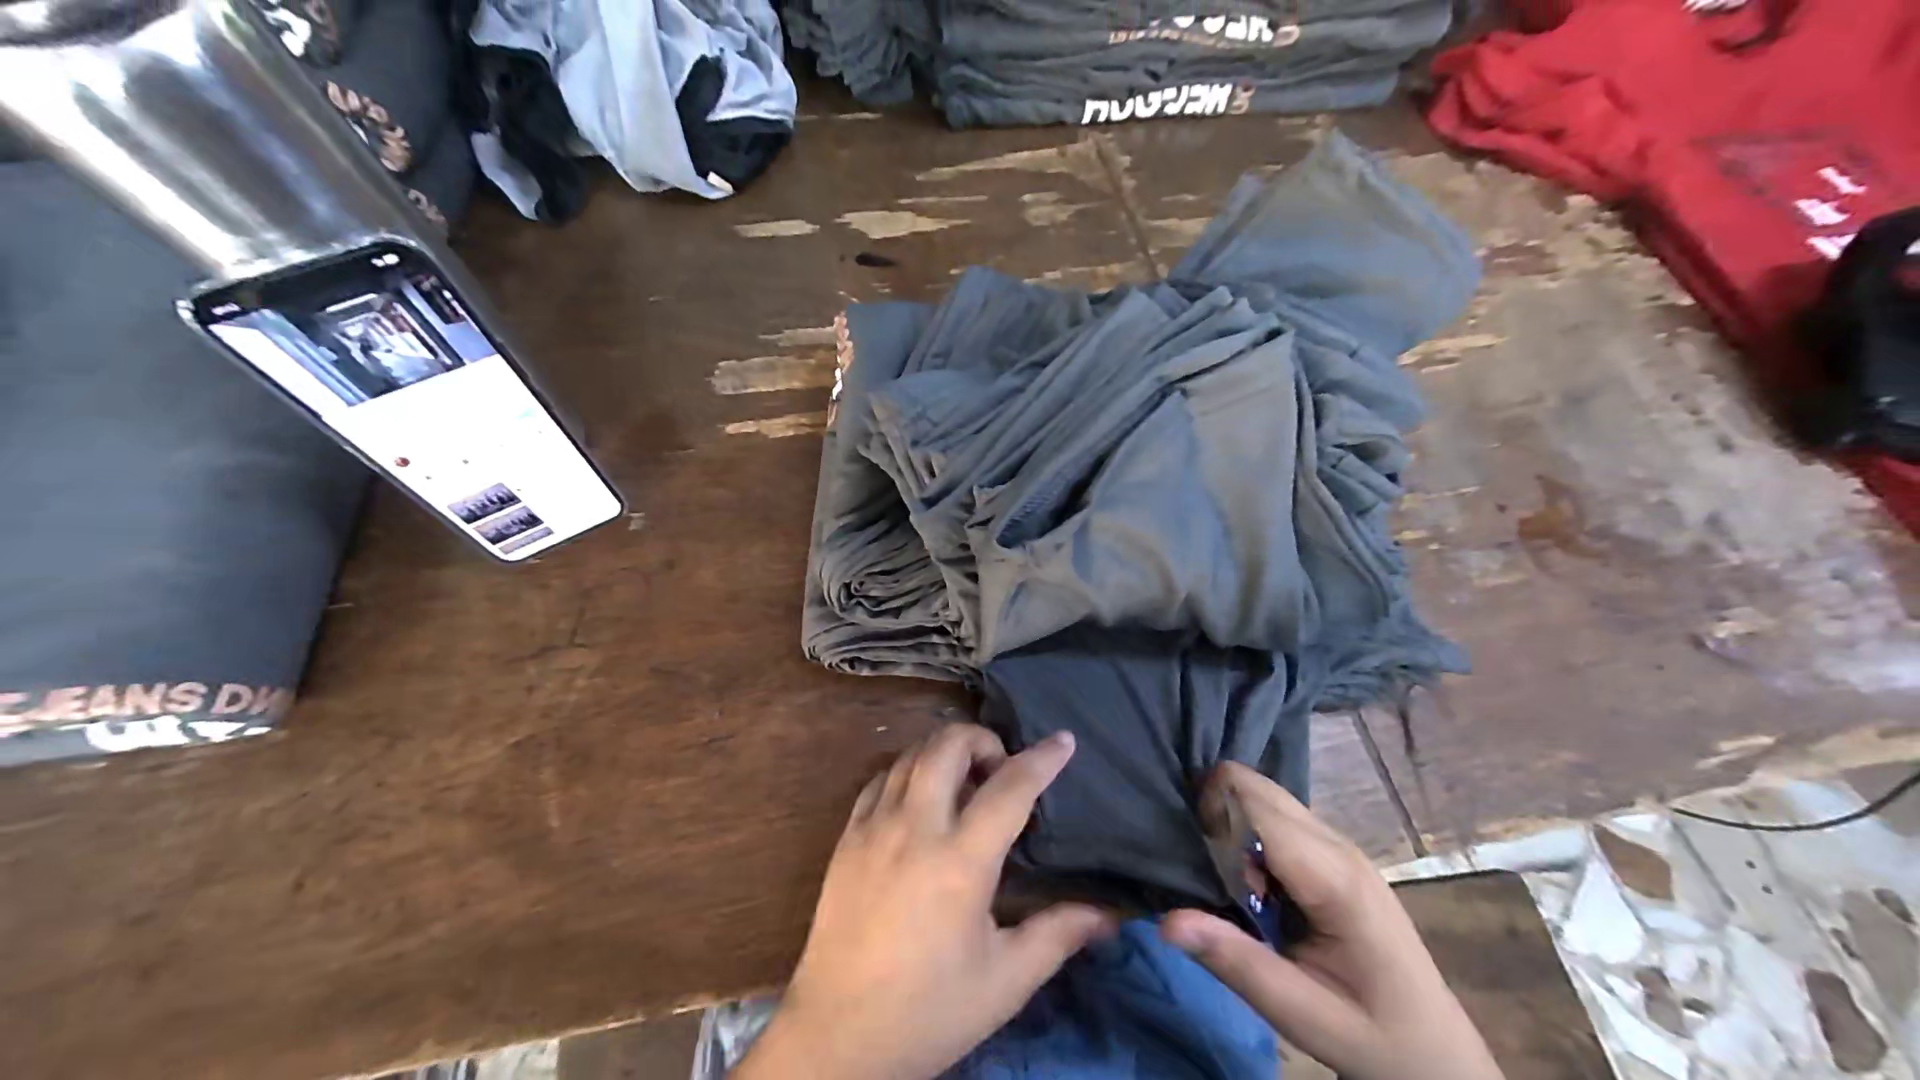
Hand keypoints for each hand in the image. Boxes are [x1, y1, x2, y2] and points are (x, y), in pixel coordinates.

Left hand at [736, 724, 1116, 1079]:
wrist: (837, 1035)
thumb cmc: (929, 1010)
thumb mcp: (1004, 981)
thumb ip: (1057, 935)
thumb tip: (1109, 914)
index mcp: (960, 861)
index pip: (1010, 788)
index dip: (1042, 759)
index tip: (1064, 740)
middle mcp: (915, 829)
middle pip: (948, 746)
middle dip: (982, 739)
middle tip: (1001, 769)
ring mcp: (873, 827)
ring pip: (911, 754)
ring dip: (944, 751)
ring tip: (965, 781)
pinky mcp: (846, 838)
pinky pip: (880, 780)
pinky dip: (908, 771)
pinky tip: (920, 799)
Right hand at [1162, 763, 1502, 1079]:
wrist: (1437, 1055)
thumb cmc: (1372, 1037)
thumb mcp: (1302, 1015)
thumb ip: (1235, 963)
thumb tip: (1166, 921)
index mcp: (1334, 878)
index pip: (1254, 806)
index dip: (1212, 821)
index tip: (1197, 867)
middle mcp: (1336, 843)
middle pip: (1252, 785)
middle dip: (1213, 811)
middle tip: (1204, 870)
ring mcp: (1337, 842)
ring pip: (1260, 792)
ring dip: (1228, 818)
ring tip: (1224, 878)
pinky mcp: (1331, 850)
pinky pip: (1273, 812)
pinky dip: (1244, 828)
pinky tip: (1247, 879)